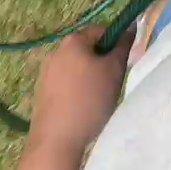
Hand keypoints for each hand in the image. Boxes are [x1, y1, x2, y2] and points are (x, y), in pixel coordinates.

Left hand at [27, 27, 131, 155]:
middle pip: (87, 49)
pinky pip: (64, 83)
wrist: (56, 141)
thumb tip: (130, 28)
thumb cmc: (89, 100)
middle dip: (101, 61)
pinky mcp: (40, 92)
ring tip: (97, 97)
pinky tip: (81, 108)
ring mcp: (45, 72)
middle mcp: (56, 50)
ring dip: (88, 76)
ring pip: (76, 67)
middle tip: (112, 81)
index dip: (116, 44)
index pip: (101, 31)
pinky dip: (75, 90)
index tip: (122, 64)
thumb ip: (124, 46)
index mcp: (73, 40)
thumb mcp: (114, 71)